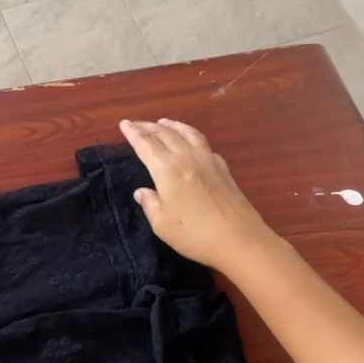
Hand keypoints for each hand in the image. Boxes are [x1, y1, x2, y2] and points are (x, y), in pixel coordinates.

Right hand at [120, 118, 279, 271]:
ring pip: (187, 133)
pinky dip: (192, 137)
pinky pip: (203, 144)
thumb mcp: (162, 224)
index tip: (123, 124)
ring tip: (163, 122)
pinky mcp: (223, 169)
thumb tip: (142, 191)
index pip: (146, 144)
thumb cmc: (195, 234)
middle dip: (148, 126)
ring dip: (173, 125)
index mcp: (167, 169)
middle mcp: (187, 158)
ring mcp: (208, 161)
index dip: (133, 133)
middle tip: (136, 123)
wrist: (240, 240)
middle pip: (165, 134)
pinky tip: (192, 142)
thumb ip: (150, 204)